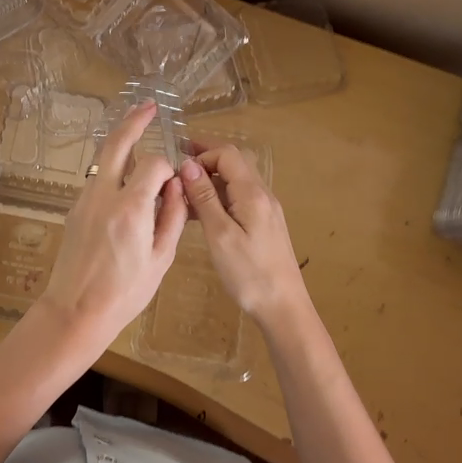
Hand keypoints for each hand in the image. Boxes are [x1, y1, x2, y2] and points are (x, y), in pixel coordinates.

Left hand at [36, 101, 186, 344]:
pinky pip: (97, 179)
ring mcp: (85, 200)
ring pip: (103, 159)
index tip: (177, 181)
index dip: (168, 167)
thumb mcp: (161, 258)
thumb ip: (173, 216)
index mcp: (130, 208)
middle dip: (134, 120)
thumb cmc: (125, 292)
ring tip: (138, 133)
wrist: (75, 311)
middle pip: (117, 143)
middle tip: (149, 106)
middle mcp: (104, 194)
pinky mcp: (75, 209)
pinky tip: (125, 184)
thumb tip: (178, 185)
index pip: (153, 163)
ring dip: (122, 144)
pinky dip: (113, 171)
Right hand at [167, 138, 310, 326]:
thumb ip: (205, 198)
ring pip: (237, 181)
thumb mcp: (220, 235)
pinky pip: (240, 198)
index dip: (202, 154)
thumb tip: (189, 165)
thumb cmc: (249, 273)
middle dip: (207, 158)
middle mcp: (263, 195)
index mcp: (253, 194)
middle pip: (235, 162)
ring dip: (212, 178)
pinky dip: (220, 196)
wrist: (284, 308)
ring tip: (185, 191)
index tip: (178, 167)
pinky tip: (203, 213)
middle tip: (178, 164)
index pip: (228, 154)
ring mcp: (266, 210)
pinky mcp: (265, 225)